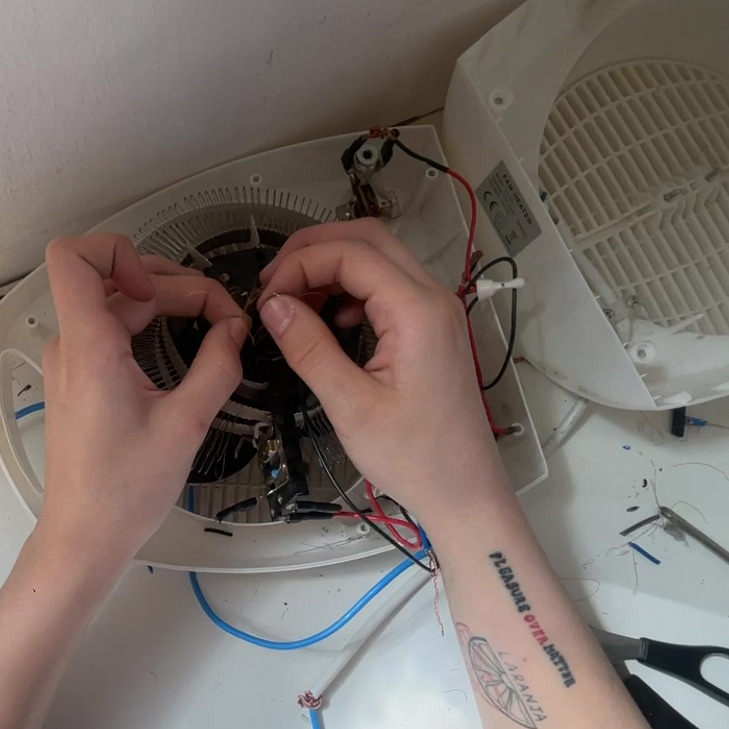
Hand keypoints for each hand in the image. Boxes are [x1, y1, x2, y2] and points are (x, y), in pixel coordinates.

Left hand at [35, 233, 249, 564]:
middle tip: (222, 315)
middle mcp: (71, 348)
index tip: (163, 287)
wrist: (84, 535)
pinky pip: (110, 332)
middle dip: (172, 284)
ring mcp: (71, 363)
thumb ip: (216, 368)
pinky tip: (183, 345)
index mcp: (89, 350)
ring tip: (211, 323)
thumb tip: (235, 330)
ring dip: (162, 304)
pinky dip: (147, 327)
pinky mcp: (78, 379)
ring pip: (115, 304)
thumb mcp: (185, 427)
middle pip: (114, 279)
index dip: (119, 251)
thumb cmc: (122, 492)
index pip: (73, 258)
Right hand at [257, 221, 504, 522]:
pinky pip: (388, 287)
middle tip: (273, 282)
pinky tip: (330, 319)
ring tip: (293, 300)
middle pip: (368, 239)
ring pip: (379, 258)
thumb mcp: (350, 405)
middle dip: (314, 250)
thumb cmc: (413, 456)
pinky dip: (351, 289)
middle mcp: (432, 299)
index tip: (267, 297)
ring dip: (332, 267)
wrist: (461, 489)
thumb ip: (310, 348)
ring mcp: (436, 312)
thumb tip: (274, 306)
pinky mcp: (430, 329)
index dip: (300, 265)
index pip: (351, 253)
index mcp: (416, 312)